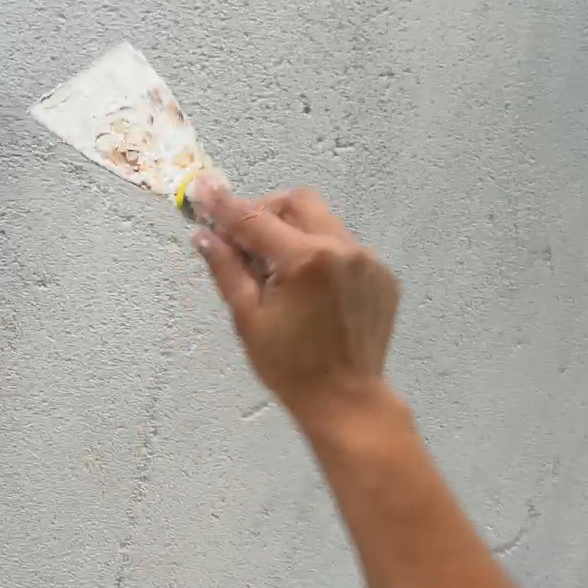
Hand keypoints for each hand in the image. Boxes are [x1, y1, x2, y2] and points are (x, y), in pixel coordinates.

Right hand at [190, 178, 400, 426]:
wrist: (345, 399)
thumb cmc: (290, 368)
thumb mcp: (248, 320)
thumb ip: (227, 270)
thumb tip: (205, 236)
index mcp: (306, 260)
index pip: (256, 220)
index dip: (225, 205)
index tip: (204, 189)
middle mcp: (343, 249)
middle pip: (298, 202)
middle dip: (268, 213)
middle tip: (248, 243)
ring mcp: (368, 261)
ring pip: (324, 223)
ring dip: (296, 236)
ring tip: (282, 278)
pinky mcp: (382, 276)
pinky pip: (346, 249)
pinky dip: (323, 258)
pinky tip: (312, 295)